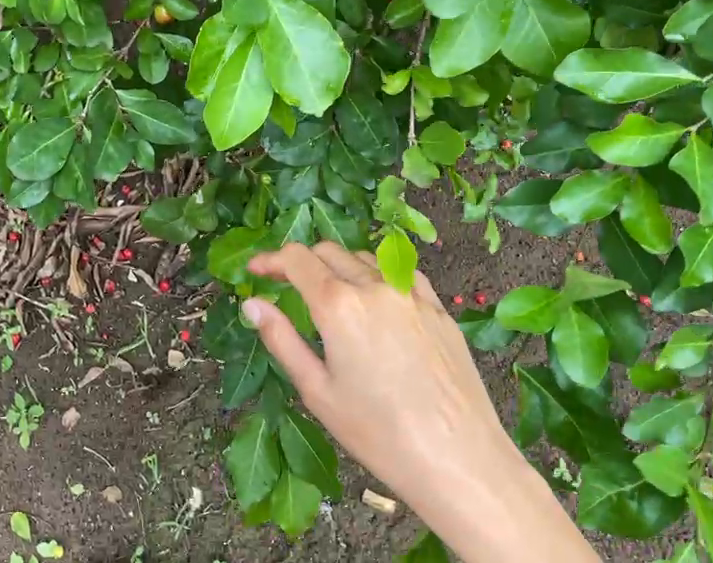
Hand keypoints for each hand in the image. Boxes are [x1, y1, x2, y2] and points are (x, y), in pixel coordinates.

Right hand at [243, 243, 596, 562]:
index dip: (270, 260)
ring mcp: (411, 294)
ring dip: (339, 264)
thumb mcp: (317, 391)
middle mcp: (374, 287)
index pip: (296, 259)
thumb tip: (251, 304)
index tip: (256, 270)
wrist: (460, 460)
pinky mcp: (439, 309)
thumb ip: (281, 340)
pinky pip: (400, 274)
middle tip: (285, 283)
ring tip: (329, 291)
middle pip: (328, 251)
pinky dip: (377, 275)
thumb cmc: (380, 434)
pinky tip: (376, 297)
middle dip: (301, 261)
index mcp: (338, 305)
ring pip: (364, 258)